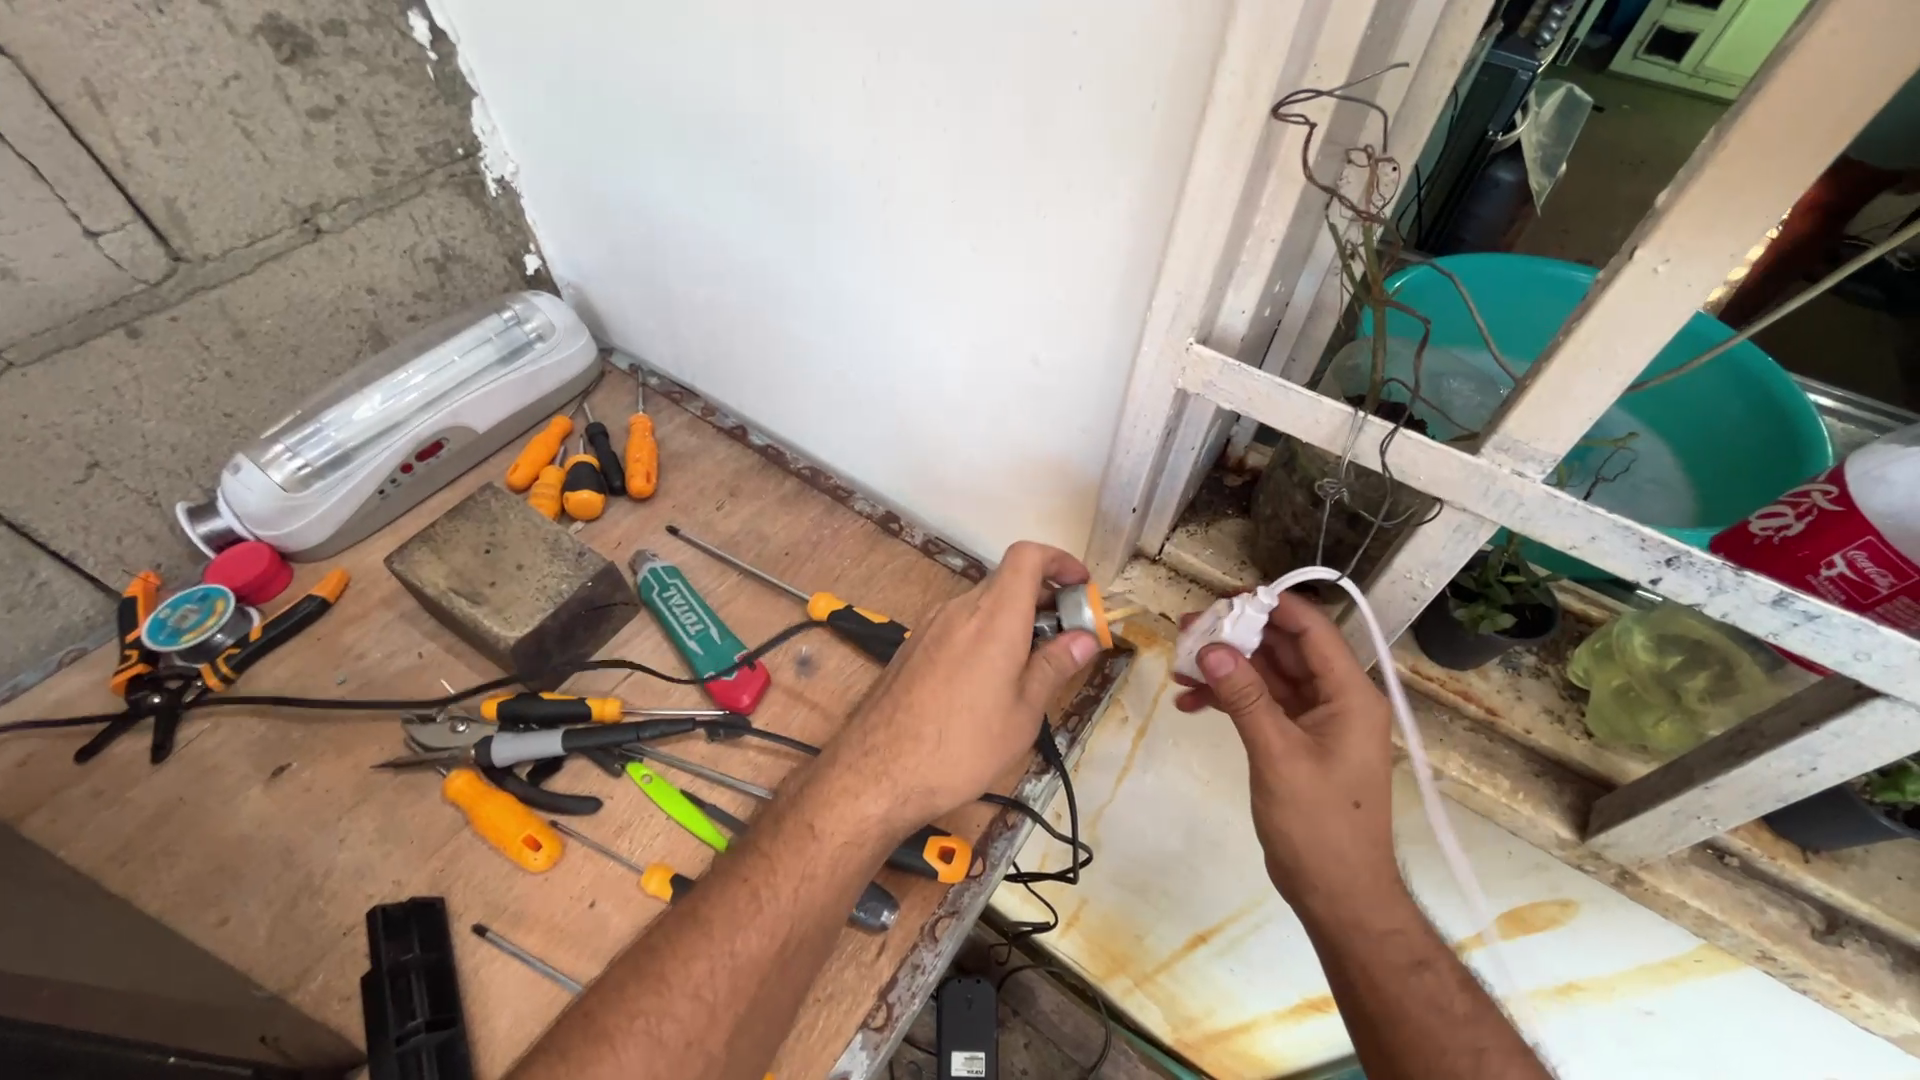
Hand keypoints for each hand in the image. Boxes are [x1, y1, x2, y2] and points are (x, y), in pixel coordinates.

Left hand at [822, 542, 1101, 830]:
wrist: (877, 771)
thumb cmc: (962, 746)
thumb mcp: (1023, 713)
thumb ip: (1054, 666)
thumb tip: (1085, 637)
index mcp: (994, 617)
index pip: (1027, 556)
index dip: (1059, 560)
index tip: (1081, 587)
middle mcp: (959, 609)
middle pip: (1007, 580)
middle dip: (1044, 598)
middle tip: (1068, 635)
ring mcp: (931, 626)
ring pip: (982, 604)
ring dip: (1014, 619)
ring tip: (1034, 663)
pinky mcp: (914, 646)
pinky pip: (959, 624)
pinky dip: (986, 633)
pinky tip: (992, 677)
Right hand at [1174, 594, 1399, 913]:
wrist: (1338, 894)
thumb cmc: (1319, 825)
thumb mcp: (1278, 756)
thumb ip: (1245, 698)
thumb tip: (1213, 647)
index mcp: (1349, 694)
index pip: (1311, 629)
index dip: (1269, 606)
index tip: (1221, 600)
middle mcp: (1336, 699)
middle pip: (1284, 649)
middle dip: (1236, 636)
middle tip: (1186, 629)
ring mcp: (1316, 721)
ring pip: (1267, 676)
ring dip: (1227, 668)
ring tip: (1179, 663)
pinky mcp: (1296, 742)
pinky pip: (1260, 705)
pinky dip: (1228, 699)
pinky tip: (1190, 702)